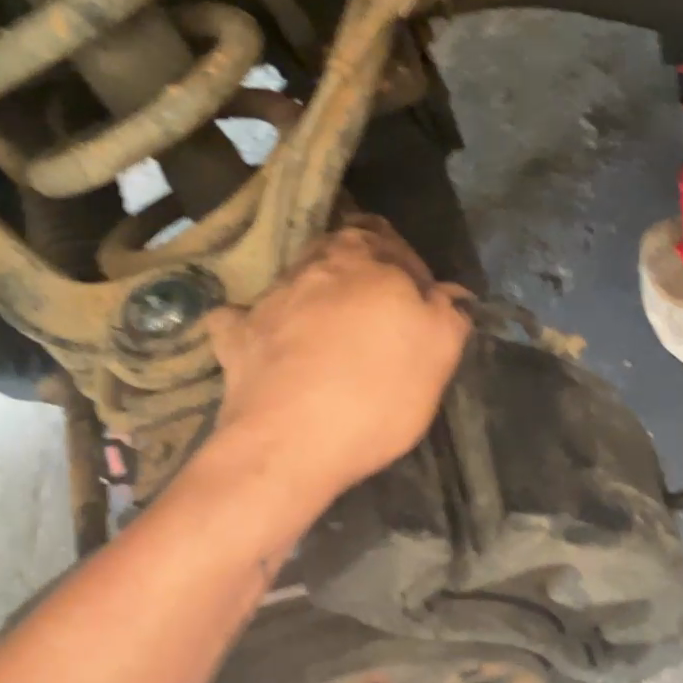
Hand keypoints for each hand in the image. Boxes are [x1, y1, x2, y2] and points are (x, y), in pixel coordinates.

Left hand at [201, 216, 472, 495]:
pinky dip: (254, 324)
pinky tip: (267, 342)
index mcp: (364, 258)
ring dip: (314, 298)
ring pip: (295, 282)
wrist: (291, 444)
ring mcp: (266, 299)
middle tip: (379, 315)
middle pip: (338, 253)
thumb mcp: (439, 351)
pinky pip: (240, 318)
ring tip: (332, 337)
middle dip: (359, 275)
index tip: (420, 300)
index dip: (406, 264)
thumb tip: (448, 294)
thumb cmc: (377, 391)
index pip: (387, 237)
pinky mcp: (234, 338)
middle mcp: (311, 265)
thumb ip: (448, 311)